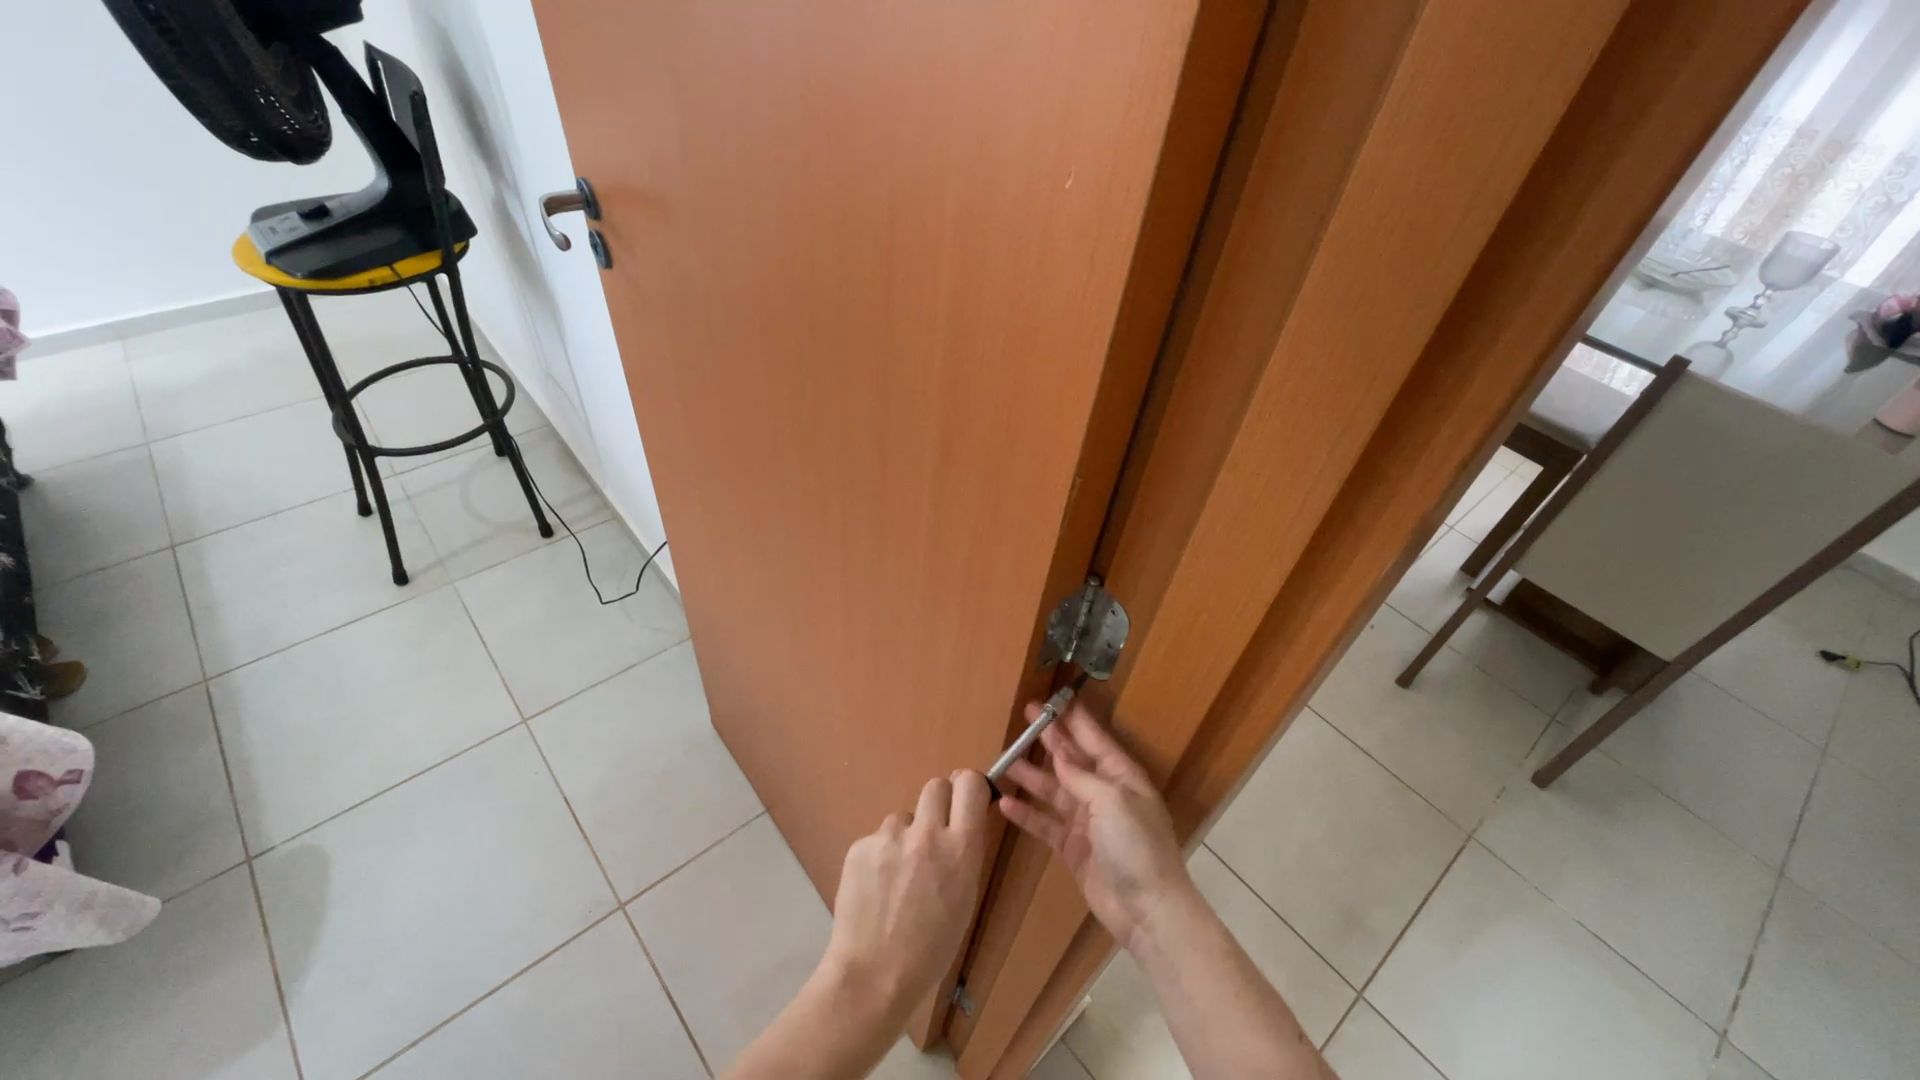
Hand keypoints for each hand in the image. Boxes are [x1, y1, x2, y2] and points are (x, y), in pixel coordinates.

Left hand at [821, 770, 991, 1019]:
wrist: (875, 974)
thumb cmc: (931, 947)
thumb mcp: (965, 898)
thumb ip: (963, 853)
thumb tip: (961, 825)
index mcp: (961, 849)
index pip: (971, 785)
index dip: (969, 784)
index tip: (966, 795)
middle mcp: (927, 834)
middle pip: (936, 785)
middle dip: (938, 803)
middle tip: (933, 832)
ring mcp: (889, 838)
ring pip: (904, 817)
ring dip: (905, 836)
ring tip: (898, 877)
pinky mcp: (860, 846)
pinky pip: (878, 839)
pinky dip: (880, 856)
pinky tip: (876, 888)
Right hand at [997, 701, 1191, 951]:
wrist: (1147, 909)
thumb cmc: (1136, 846)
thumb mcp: (1112, 801)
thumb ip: (1082, 776)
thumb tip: (1059, 753)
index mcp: (1122, 778)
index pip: (1095, 740)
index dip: (1074, 720)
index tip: (1052, 700)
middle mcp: (1105, 795)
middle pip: (1072, 762)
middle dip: (1050, 741)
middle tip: (1024, 719)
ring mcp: (1088, 823)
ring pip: (1054, 792)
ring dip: (1032, 777)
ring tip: (1005, 761)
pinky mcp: (1073, 849)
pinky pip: (1046, 824)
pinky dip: (1027, 814)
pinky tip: (1005, 804)